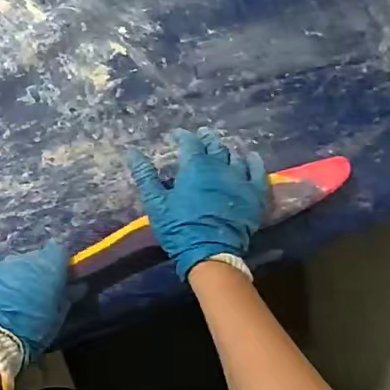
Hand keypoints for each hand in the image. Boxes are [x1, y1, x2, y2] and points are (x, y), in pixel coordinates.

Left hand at [0, 242, 71, 389]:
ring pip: (15, 265)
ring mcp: (2, 265)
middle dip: (37, 272)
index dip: (59, 264)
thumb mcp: (56, 317)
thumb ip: (66, 297)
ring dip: (18, 277)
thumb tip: (77, 287)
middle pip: (36, 258)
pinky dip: (0, 284)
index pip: (59, 252)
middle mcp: (26, 259)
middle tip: (36, 292)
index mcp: (48, 267)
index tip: (59, 278)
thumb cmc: (31, 331)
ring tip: (14, 299)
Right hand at [126, 127, 269, 279]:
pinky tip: (251, 157)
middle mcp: (220, 166)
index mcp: (195, 166)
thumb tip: (132, 152)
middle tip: (202, 136)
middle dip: (206, 139)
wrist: (211, 252)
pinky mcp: (255, 193)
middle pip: (215, 145)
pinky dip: (254, 162)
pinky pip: (258, 171)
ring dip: (227, 150)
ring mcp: (240, 179)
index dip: (183, 136)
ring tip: (222, 149)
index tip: (177, 136)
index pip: (190, 142)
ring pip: (235, 156)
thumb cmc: (180, 228)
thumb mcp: (157, 203)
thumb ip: (146, 176)